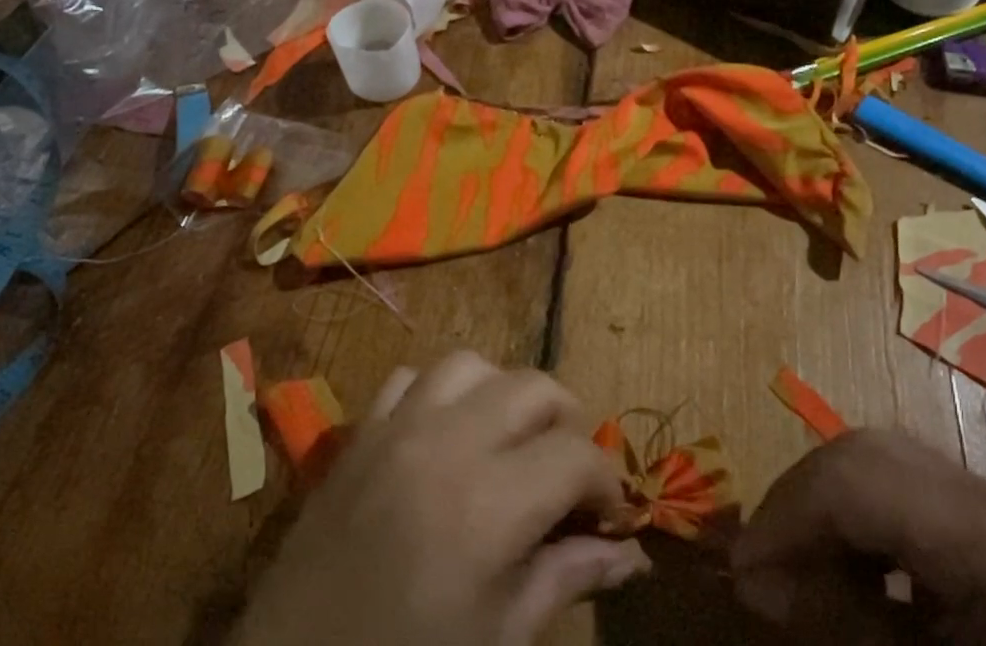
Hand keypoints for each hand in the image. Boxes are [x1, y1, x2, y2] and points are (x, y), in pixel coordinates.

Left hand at [234, 352, 647, 645]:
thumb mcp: (497, 636)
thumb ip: (565, 580)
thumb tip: (630, 556)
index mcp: (487, 504)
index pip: (577, 456)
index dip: (608, 485)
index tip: (610, 519)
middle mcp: (444, 444)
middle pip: (532, 387)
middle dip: (567, 425)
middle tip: (566, 480)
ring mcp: (393, 431)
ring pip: (469, 366)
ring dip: (503, 395)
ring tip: (509, 445)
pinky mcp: (356, 436)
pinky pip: (407, 380)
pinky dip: (440, 394)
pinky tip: (445, 439)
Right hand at [733, 429, 985, 645]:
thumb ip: (845, 623)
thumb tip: (755, 579)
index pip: (855, 479)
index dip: (781, 517)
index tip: (739, 576)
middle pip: (865, 454)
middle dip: (797, 505)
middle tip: (761, 572)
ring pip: (885, 470)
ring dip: (828, 517)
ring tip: (802, 582)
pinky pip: (917, 509)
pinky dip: (869, 537)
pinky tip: (862, 592)